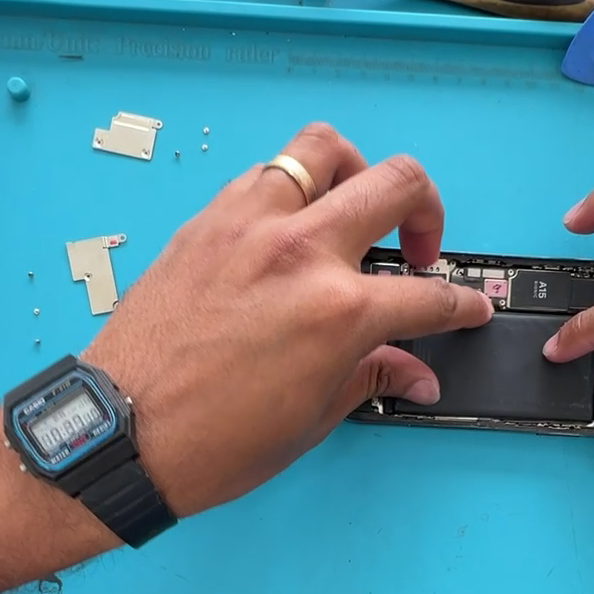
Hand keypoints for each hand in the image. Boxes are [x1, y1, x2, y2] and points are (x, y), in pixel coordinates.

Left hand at [81, 123, 492, 516]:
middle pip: (397, 184)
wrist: (124, 436)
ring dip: (358, 173)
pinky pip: (266, 175)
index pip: (427, 296)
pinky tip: (293, 229)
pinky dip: (294, 190)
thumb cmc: (213, 443)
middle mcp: (300, 253)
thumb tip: (417, 375)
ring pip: (325, 150)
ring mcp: (249, 227)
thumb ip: (372, 378)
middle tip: (422, 250)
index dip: (461, 304)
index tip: (469, 307)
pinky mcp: (207, 223)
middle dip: (429, 213)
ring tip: (355, 213)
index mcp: (338, 314)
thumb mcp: (311, 418)